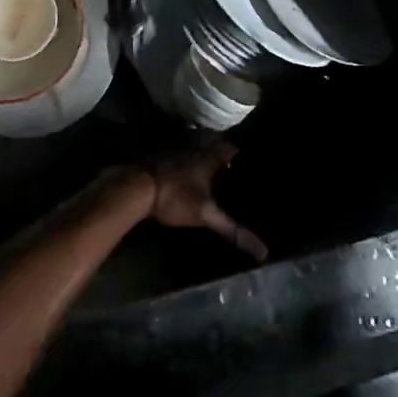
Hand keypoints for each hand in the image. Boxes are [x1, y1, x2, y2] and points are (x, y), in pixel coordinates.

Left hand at [135, 140, 267, 261]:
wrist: (134, 187)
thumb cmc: (175, 197)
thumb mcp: (205, 215)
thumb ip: (233, 230)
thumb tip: (263, 251)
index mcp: (213, 155)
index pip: (236, 149)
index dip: (245, 157)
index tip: (256, 167)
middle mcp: (199, 145)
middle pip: (220, 146)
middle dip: (228, 157)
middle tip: (239, 170)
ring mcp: (180, 148)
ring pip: (202, 149)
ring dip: (210, 157)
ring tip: (221, 172)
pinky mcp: (166, 155)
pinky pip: (187, 154)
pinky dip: (193, 162)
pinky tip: (194, 175)